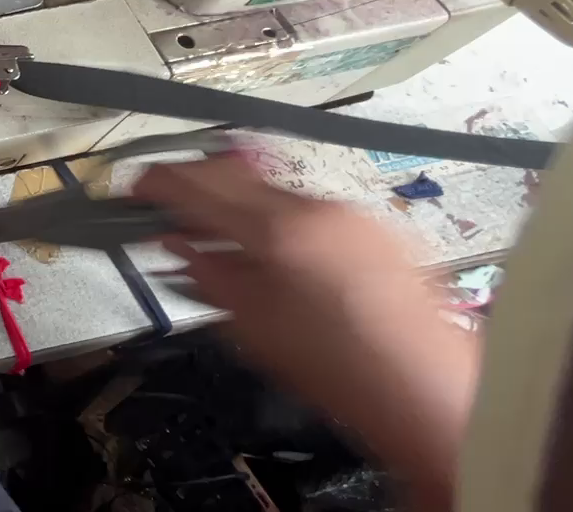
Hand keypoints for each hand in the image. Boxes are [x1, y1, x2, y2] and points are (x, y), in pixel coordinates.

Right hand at [135, 154, 478, 510]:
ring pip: (263, 182)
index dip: (150, 183)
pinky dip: (266, 211)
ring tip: (207, 226)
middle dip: (186, 180)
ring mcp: (348, 213)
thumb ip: (205, 271)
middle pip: (227, 167)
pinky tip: (259, 242)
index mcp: (278, 232)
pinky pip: (299, 202)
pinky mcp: (372, 226)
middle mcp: (315, 208)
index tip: (129, 191)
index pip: (193, 183)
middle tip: (158, 202)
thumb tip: (173, 240)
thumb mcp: (249, 325)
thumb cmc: (340, 373)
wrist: (443, 405)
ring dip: (226, 196)